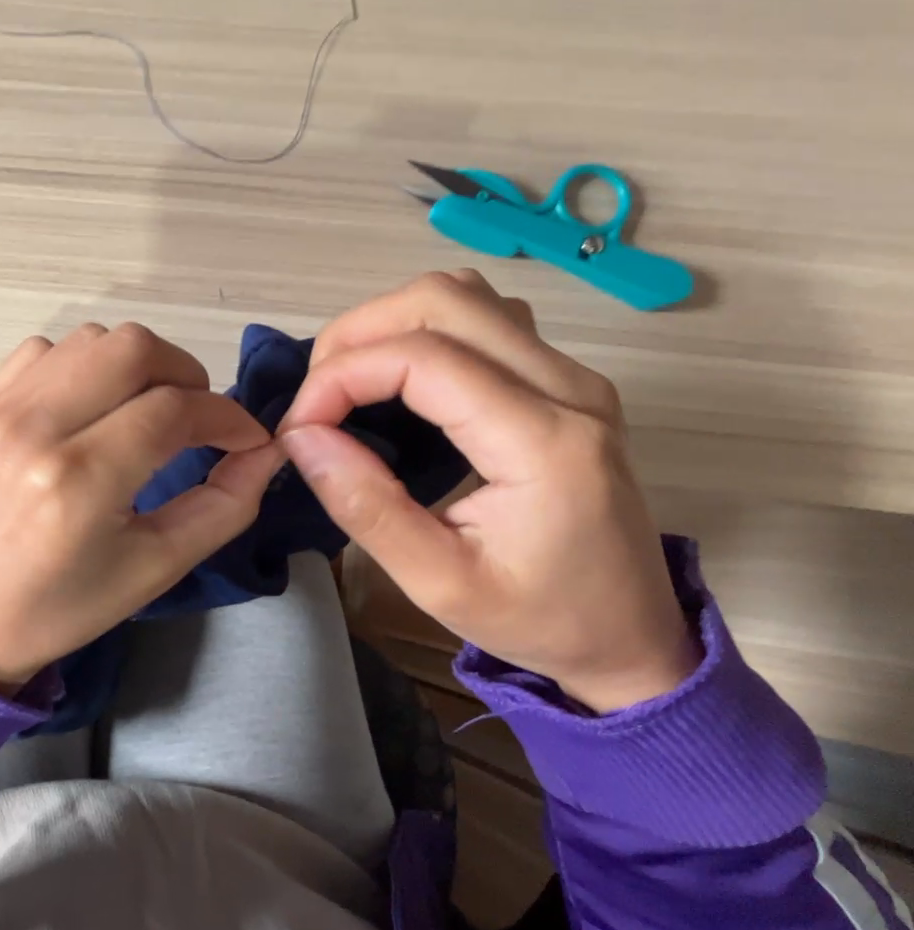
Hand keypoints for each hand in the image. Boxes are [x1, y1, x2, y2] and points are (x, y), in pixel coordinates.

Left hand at [0, 323, 285, 694]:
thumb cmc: (58, 607)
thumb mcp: (152, 569)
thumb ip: (222, 506)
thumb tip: (266, 451)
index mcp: (79, 479)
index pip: (174, 408)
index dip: (226, 417)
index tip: (243, 439)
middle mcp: (33, 427)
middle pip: (132, 348)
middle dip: (183, 373)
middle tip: (194, 417)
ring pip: (87, 340)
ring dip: (132, 365)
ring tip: (142, 412)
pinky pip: (40, 353)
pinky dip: (79, 366)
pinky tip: (86, 409)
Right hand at [278, 271, 696, 712]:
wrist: (631, 635)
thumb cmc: (536, 618)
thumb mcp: (436, 583)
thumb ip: (364, 505)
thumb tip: (300, 436)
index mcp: (542, 441)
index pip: (422, 358)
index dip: (340, 377)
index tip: (298, 429)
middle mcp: (566, 387)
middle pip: (442, 298)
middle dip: (355, 335)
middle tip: (316, 397)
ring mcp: (570, 376)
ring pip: (462, 295)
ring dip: (387, 324)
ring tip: (347, 383)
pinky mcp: (561, 379)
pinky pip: (481, 317)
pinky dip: (419, 330)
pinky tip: (394, 381)